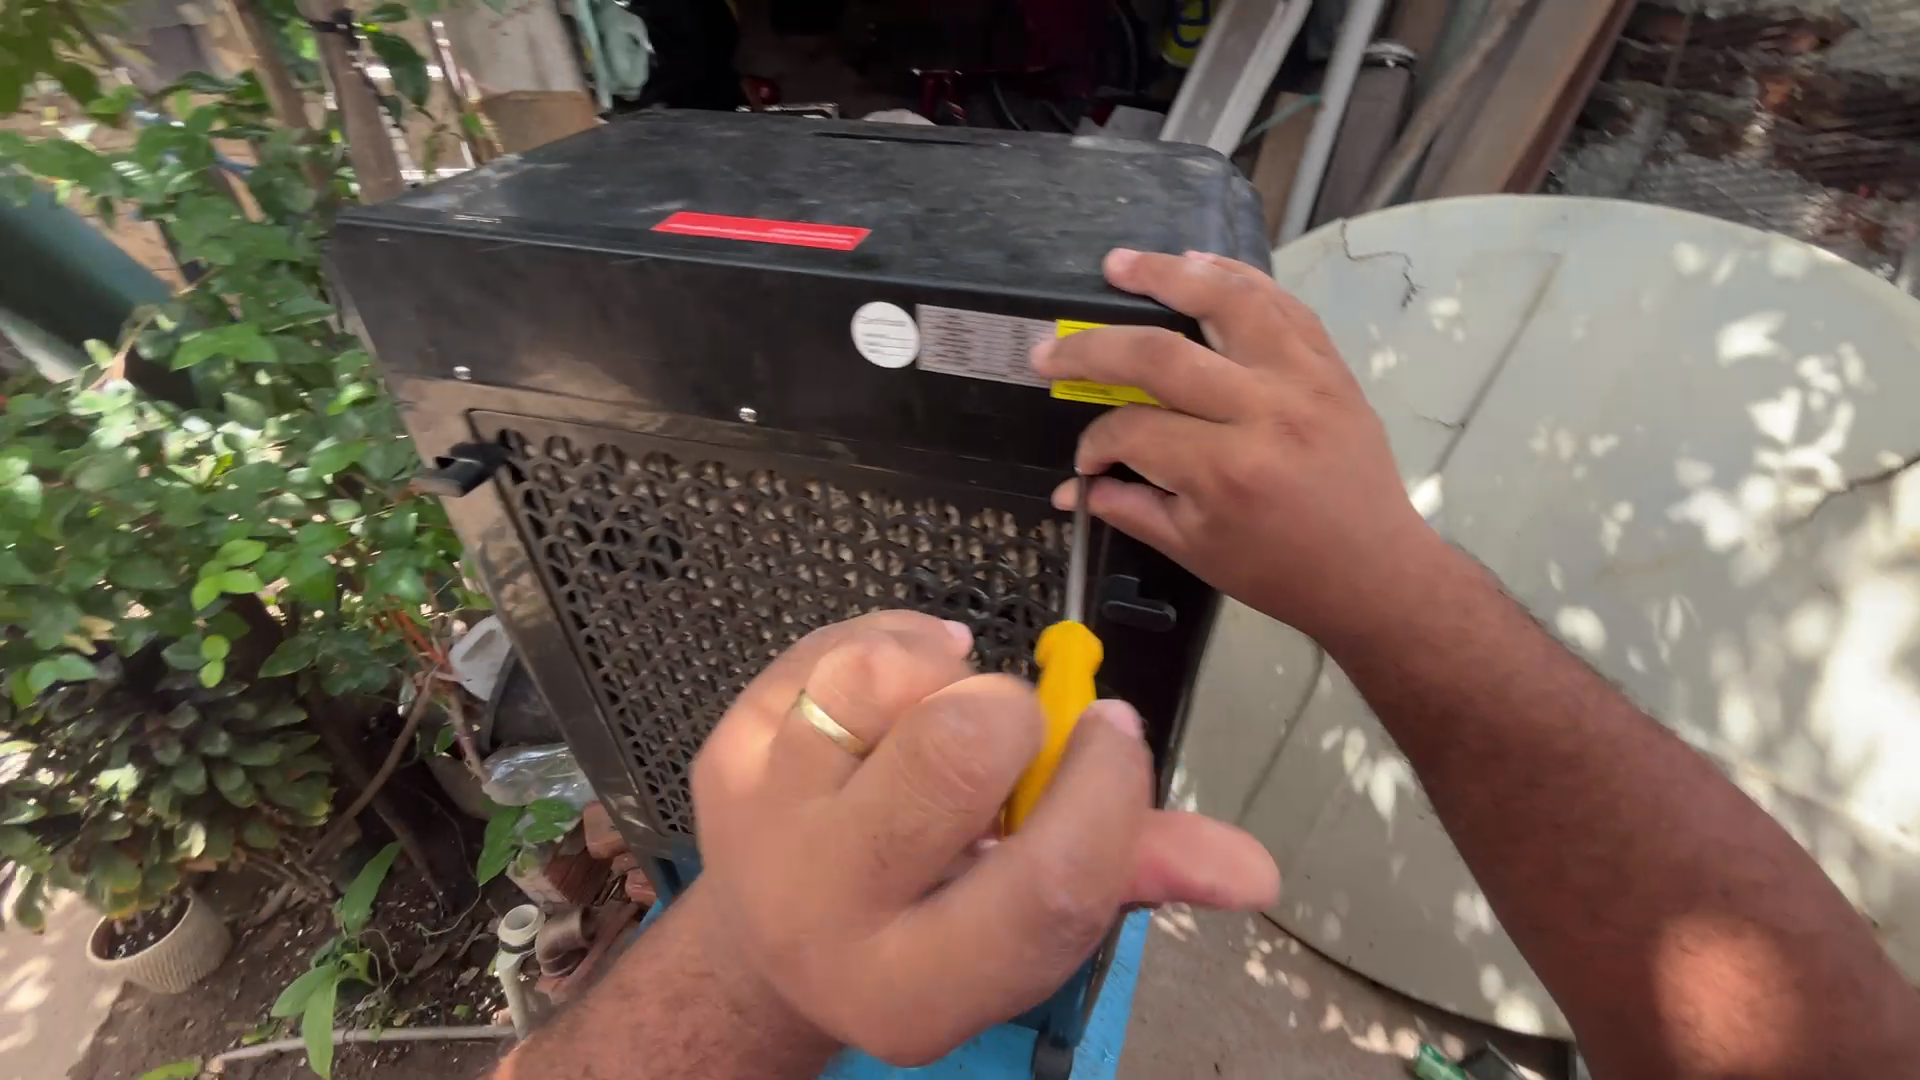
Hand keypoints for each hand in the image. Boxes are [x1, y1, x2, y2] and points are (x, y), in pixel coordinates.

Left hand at [689, 610, 1277, 1064]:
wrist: (776, 929)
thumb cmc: (926, 918)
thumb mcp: (1019, 919)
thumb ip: (1128, 876)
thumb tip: (1249, 868)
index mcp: (919, 984)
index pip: (1048, 884)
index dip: (1106, 788)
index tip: (1114, 728)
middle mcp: (825, 908)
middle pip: (955, 752)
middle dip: (1010, 714)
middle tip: (1010, 723)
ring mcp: (758, 817)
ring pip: (879, 677)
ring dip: (942, 667)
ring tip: (948, 694)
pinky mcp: (724, 746)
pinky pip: (832, 642)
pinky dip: (892, 637)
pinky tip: (899, 678)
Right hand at [1032, 249, 1444, 644]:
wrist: (1372, 569)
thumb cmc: (1277, 569)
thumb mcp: (1192, 548)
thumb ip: (1127, 507)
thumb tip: (1071, 490)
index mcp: (1224, 470)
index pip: (1132, 432)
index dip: (1094, 445)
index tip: (1085, 461)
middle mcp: (1262, 411)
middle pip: (1161, 356)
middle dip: (1092, 350)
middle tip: (1049, 350)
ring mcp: (1302, 378)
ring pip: (1227, 302)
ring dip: (1165, 275)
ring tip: (1120, 264)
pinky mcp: (1329, 365)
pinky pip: (1279, 303)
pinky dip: (1235, 276)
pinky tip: (1197, 262)